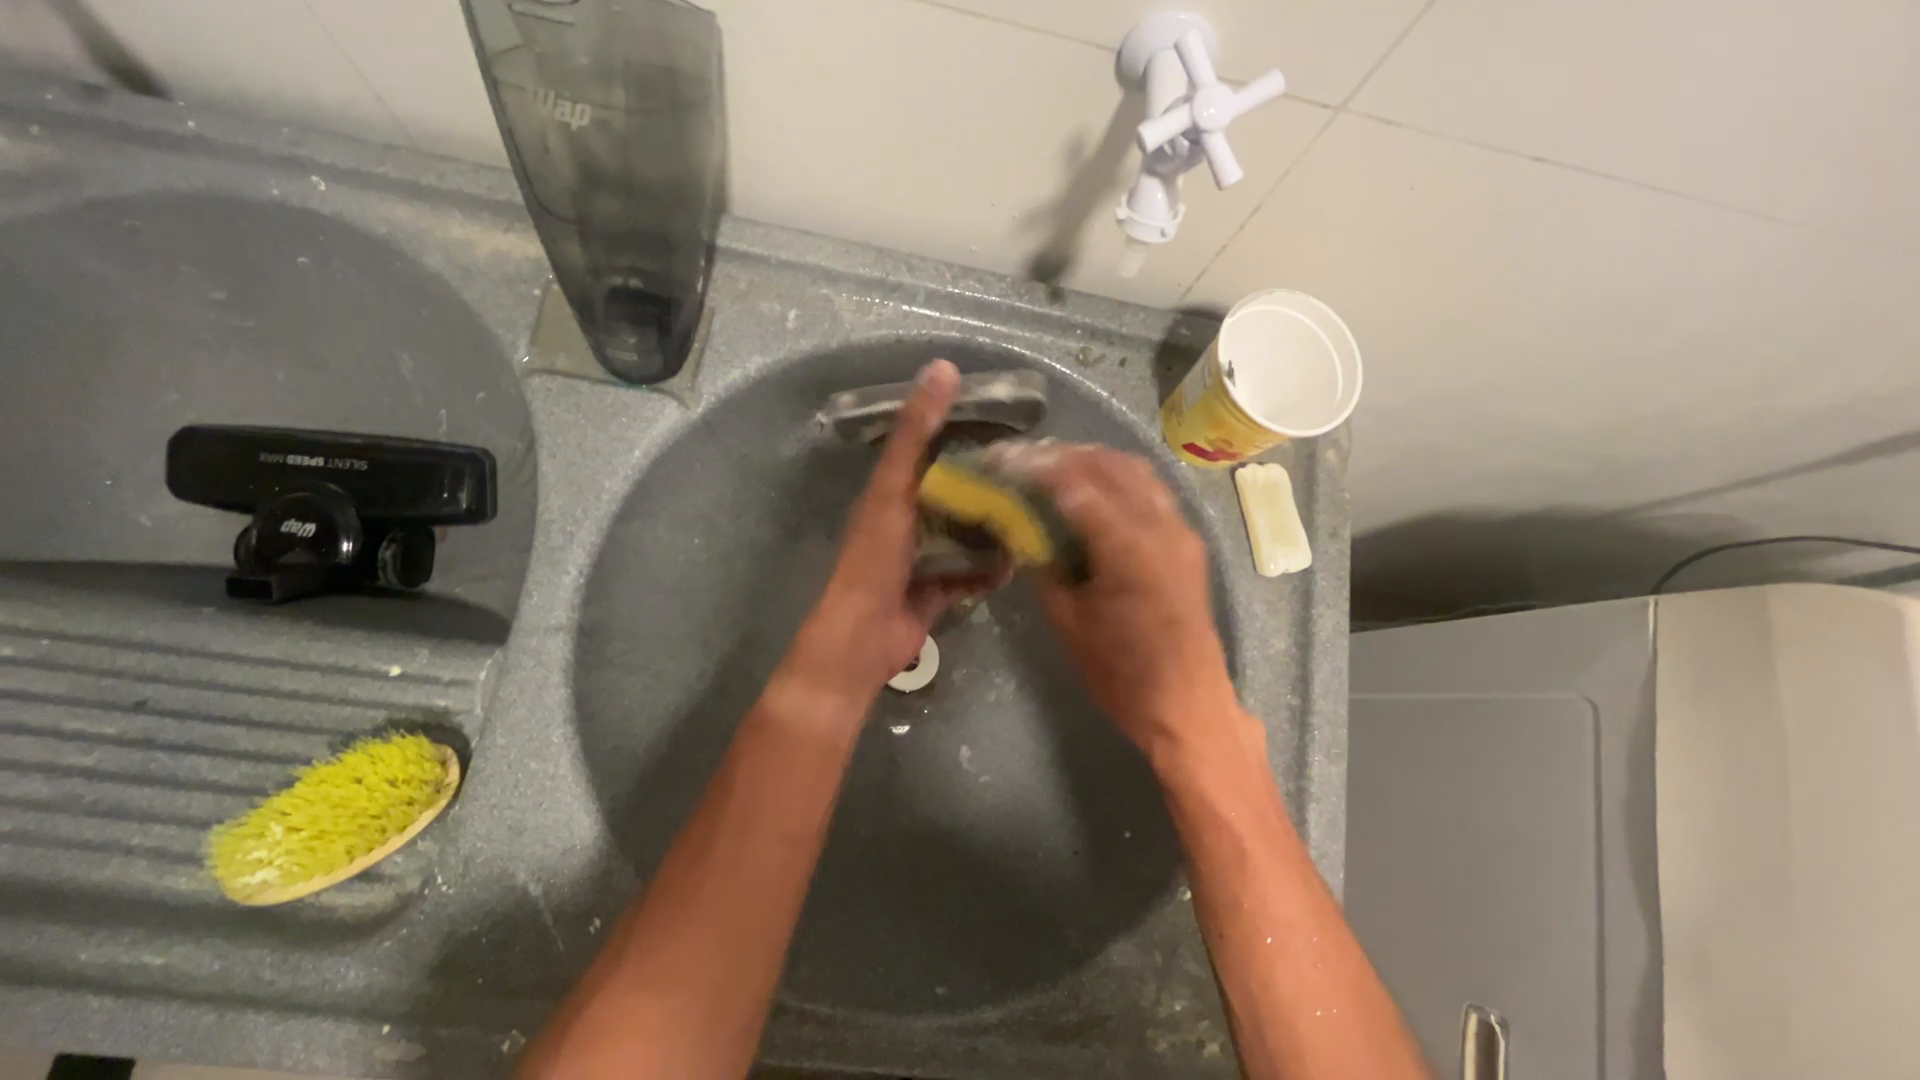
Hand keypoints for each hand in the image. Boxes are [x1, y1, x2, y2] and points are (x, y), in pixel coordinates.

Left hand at [781, 359, 1000, 704]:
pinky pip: (969, 575)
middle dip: (987, 487)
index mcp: (890, 494)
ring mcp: (921, 560)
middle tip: (1032, 476)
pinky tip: (1015, 563)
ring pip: (964, 536)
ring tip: (1032, 516)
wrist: (866, 635)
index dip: (961, 435)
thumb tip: (942, 368)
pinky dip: (989, 571)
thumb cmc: (876, 557)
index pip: (929, 453)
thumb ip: (916, 433)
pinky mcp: (936, 593)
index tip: (1005, 424)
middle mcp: (906, 523)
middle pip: (952, 496)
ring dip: (992, 529)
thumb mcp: (896, 488)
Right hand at [1035, 447, 1251, 762]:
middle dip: (1062, 455)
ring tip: (1053, 468)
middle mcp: (1160, 524)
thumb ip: (1045, 566)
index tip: (999, 460)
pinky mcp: (1186, 543)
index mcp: (1127, 545)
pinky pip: (1150, 492)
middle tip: (1022, 460)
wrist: (1186, 705)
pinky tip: (1091, 493)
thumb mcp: (1068, 622)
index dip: (1033, 466)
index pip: (1073, 483)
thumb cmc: (1121, 673)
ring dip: (1092, 461)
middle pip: (1108, 464)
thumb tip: (1022, 530)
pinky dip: (1117, 480)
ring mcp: (1180, 530)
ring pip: (1135, 471)